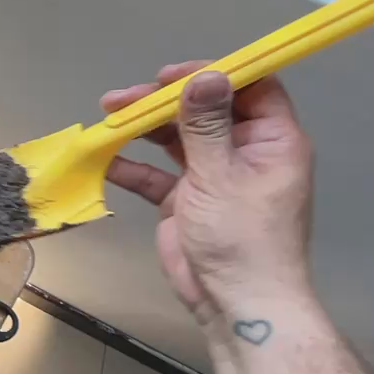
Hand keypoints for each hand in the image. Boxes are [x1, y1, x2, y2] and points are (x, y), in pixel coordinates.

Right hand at [101, 63, 314, 330]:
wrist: (233, 298)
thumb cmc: (242, 236)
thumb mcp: (221, 176)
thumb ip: (207, 126)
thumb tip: (205, 76)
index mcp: (271, 141)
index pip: (249, 89)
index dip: (211, 75)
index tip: (168, 75)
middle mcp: (242, 152)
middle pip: (202, 111)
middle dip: (161, 102)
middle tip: (122, 99)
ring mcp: (210, 175)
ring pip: (174, 139)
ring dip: (141, 129)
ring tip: (107, 119)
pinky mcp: (182, 198)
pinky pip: (153, 173)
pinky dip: (129, 166)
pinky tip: (103, 160)